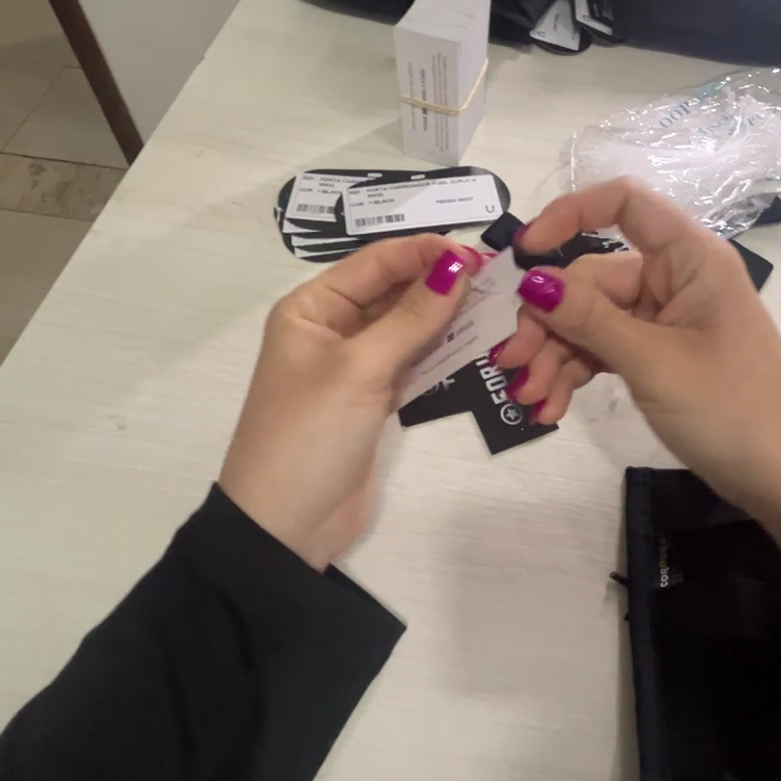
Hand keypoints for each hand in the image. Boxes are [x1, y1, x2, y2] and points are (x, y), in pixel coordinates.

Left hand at [220, 236, 480, 568]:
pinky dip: (442, 350)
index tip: (475, 252)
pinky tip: (477, 339)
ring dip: (446, 315)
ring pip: (408, 326)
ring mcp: (356, 365)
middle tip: (496, 276)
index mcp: (312, 308)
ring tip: (496, 302)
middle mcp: (332, 328)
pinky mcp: (375, 398)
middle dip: (439, 282)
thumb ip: (412, 317)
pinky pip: (414, 360)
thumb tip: (457, 265)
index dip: (424, 253)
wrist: (285, 528)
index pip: (374, 263)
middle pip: (393, 291)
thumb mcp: (359, 369)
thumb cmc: (309, 434)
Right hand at [493, 180, 780, 568]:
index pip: (623, 202)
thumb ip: (589, 319)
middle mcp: (674, 277)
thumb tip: (530, 280)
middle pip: (591, 278)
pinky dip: (576, 372)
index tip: (524, 255)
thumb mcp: (653, 363)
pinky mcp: (656, 351)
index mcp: (690, 257)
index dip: (569, 214)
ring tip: (530, 400)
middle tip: (512, 366)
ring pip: (590, 318)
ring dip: (555, 356)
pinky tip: (551, 408)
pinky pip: (603, 347)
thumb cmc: (733, 411)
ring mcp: (664, 317)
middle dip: (548, 322)